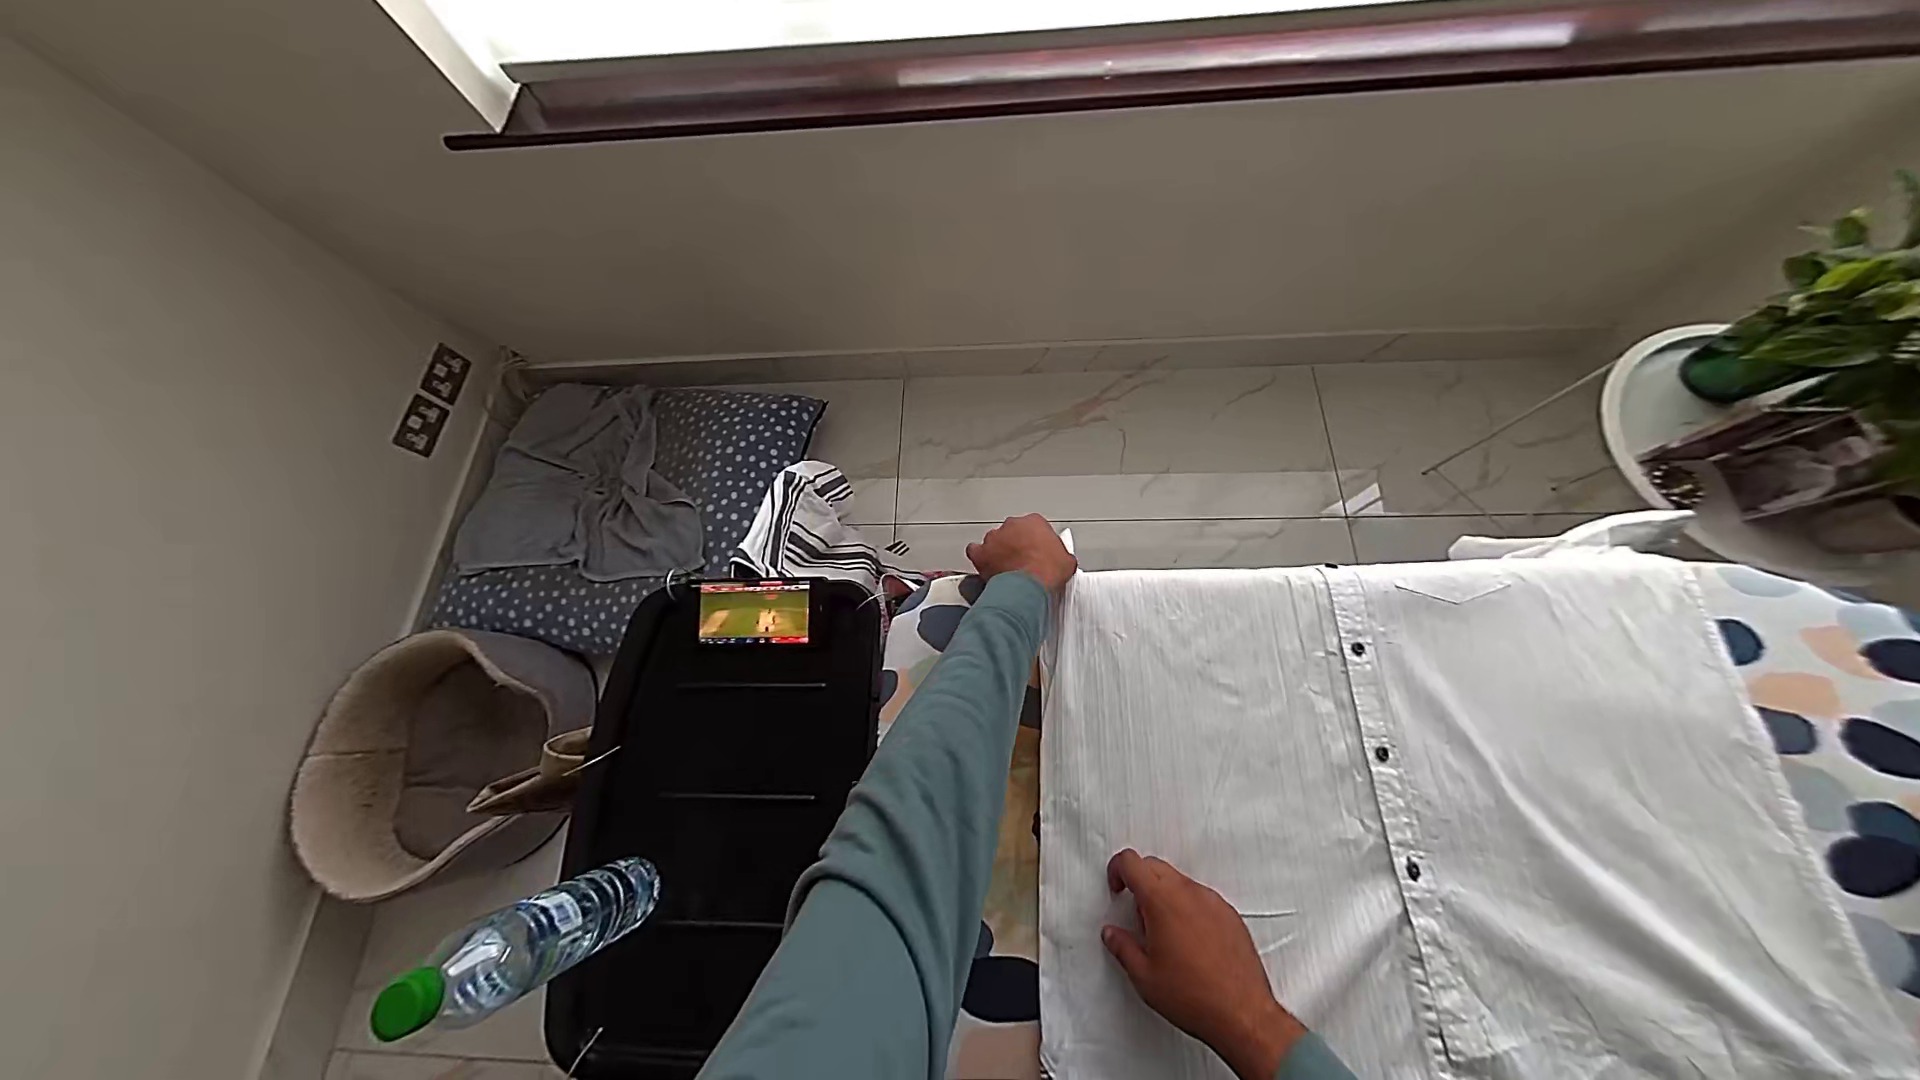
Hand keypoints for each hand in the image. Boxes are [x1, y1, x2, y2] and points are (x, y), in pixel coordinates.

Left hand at [965, 514, 1077, 593]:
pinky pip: (975, 551)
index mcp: (1034, 522)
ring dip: (997, 551)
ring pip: (993, 541)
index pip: (1033, 526)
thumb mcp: (1066, 562)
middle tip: (1021, 560)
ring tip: (1004, 566)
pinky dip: (979, 557)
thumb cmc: (1047, 571)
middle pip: (1011, 531)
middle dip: (1015, 544)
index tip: (1037, 552)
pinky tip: (984, 565)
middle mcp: (1012, 525)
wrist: (1028, 586)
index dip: (1035, 541)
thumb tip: (1063, 562)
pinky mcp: (981, 553)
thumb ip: (1061, 555)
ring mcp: (994, 538)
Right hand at [1102, 849, 1305, 1079]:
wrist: (1244, 1016)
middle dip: (1139, 881)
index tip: (1117, 886)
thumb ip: (1121, 947)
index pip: (1130, 862)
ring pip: (1178, 880)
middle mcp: (1187, 893)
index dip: (1116, 870)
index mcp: (1161, 900)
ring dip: (1165, 895)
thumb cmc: (1198, 998)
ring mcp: (1211, 901)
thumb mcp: (1144, 976)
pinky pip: (1201, 896)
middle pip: (1153, 865)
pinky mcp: (1229, 914)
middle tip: (1136, 911)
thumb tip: (1113, 935)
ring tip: (1164, 932)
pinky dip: (1189, 907)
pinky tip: (1189, 939)